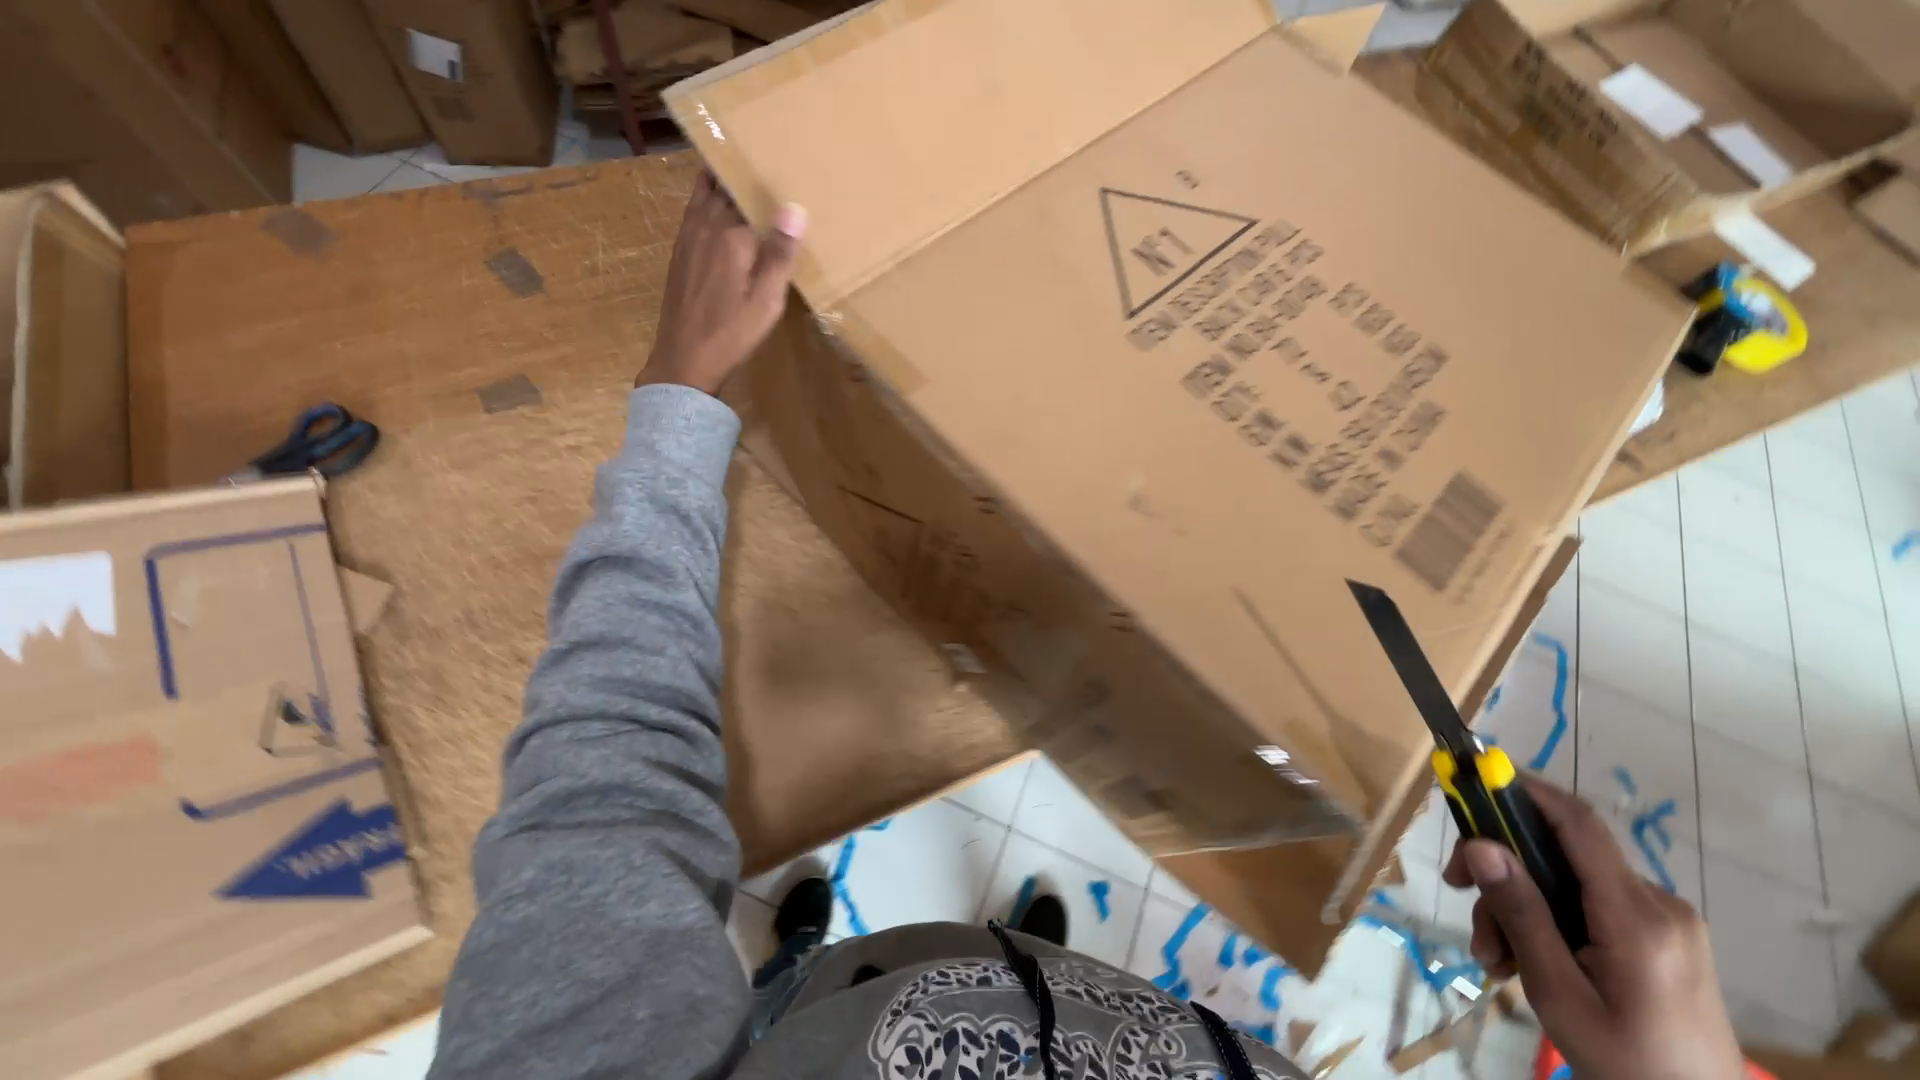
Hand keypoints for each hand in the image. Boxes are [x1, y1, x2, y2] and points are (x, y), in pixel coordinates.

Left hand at [638, 171, 806, 394]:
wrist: (684, 360)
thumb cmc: (732, 334)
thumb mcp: (766, 302)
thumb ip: (781, 255)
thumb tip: (795, 208)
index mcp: (732, 237)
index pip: (749, 193)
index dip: (764, 176)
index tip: (779, 156)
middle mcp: (706, 228)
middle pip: (723, 186)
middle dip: (740, 168)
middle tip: (760, 150)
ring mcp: (688, 239)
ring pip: (703, 194)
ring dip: (719, 177)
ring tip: (737, 161)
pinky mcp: (680, 253)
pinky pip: (693, 211)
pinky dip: (705, 197)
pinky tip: (715, 202)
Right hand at [1442, 778, 1744, 1079]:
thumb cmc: (1627, 1064)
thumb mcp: (1558, 995)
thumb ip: (1521, 916)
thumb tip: (1479, 845)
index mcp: (1638, 917)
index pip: (1578, 824)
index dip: (1525, 791)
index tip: (1473, 779)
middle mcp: (1658, 904)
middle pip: (1560, 855)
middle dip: (1503, 871)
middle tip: (1459, 897)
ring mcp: (1665, 920)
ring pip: (1568, 884)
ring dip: (1521, 909)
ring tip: (1496, 961)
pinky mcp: (1663, 937)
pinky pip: (1590, 907)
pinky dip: (1550, 923)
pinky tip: (1529, 962)